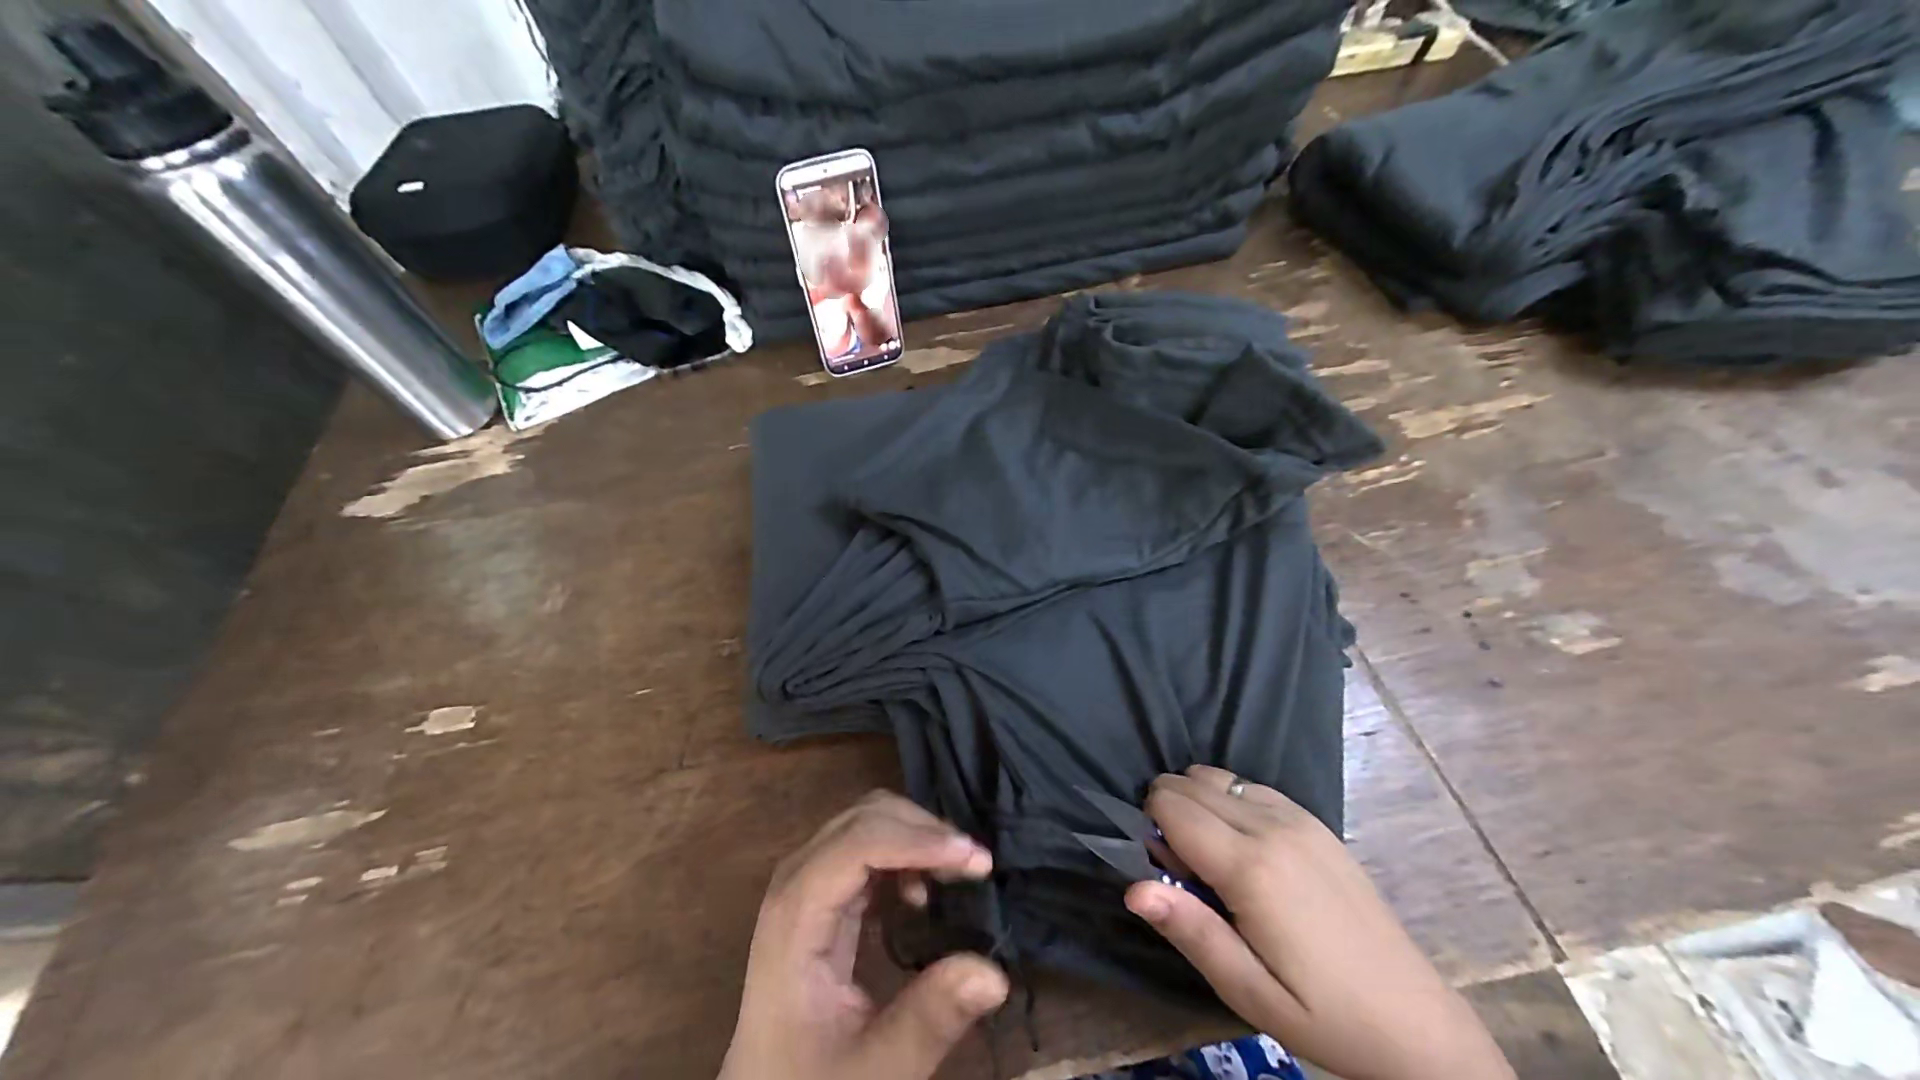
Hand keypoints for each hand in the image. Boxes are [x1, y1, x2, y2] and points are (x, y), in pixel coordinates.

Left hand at [718, 791, 1009, 1079]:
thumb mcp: (872, 1069)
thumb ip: (928, 1021)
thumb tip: (994, 972)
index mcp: (795, 916)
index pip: (858, 843)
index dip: (919, 841)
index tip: (976, 862)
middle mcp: (795, 882)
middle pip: (863, 819)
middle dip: (924, 831)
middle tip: (975, 865)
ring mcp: (805, 883)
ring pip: (866, 823)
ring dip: (916, 837)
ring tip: (957, 873)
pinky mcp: (819, 893)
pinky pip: (864, 847)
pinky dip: (903, 853)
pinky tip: (921, 893)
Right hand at [1126, 767, 1513, 1079]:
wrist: (1415, 1022)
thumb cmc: (1322, 1014)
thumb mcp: (1247, 991)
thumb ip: (1189, 930)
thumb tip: (1132, 887)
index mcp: (1250, 866)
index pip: (1170, 805)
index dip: (1149, 828)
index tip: (1165, 871)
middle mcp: (1272, 826)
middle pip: (1188, 782)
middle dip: (1168, 812)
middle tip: (1187, 872)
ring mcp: (1299, 818)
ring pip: (1217, 776)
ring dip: (1198, 803)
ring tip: (1213, 859)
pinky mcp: (1316, 823)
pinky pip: (1250, 786)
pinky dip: (1229, 801)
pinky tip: (1245, 848)